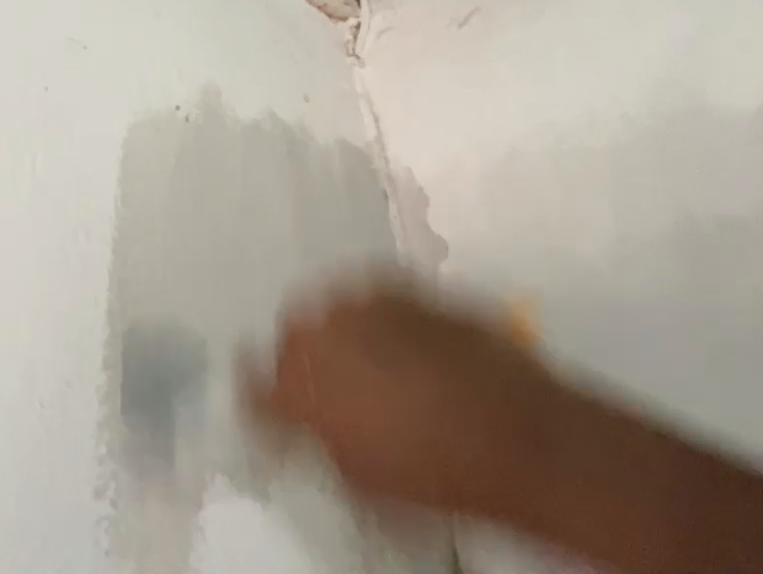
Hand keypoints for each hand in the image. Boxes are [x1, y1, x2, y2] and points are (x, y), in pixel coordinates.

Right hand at [249, 284, 567, 514]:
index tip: (273, 409)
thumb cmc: (431, 473)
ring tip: (370, 359)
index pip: (252, 385)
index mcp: (295, 389)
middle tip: (331, 387)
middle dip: (303, 360)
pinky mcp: (396, 284)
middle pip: (287, 338)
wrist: (510, 431)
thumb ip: (319, 441)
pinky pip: (370, 293)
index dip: (261, 398)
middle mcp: (313, 335)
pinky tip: (399, 337)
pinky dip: (376, 314)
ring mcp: (355, 303)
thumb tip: (312, 429)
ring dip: (339, 332)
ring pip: (327, 309)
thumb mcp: (358, 478)